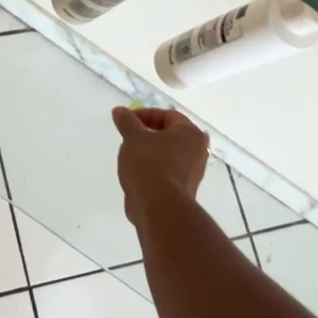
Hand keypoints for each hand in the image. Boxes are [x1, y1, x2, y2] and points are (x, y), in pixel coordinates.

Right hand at [112, 106, 207, 225]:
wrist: (158, 206)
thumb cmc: (149, 163)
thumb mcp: (133, 137)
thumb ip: (127, 121)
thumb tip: (120, 111)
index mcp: (191, 133)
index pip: (168, 115)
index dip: (144, 115)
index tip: (126, 121)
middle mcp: (198, 151)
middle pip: (169, 136)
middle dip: (147, 135)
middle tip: (128, 137)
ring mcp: (193, 173)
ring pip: (167, 155)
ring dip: (148, 153)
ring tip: (129, 156)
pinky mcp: (183, 190)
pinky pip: (166, 172)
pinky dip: (152, 169)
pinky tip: (136, 174)